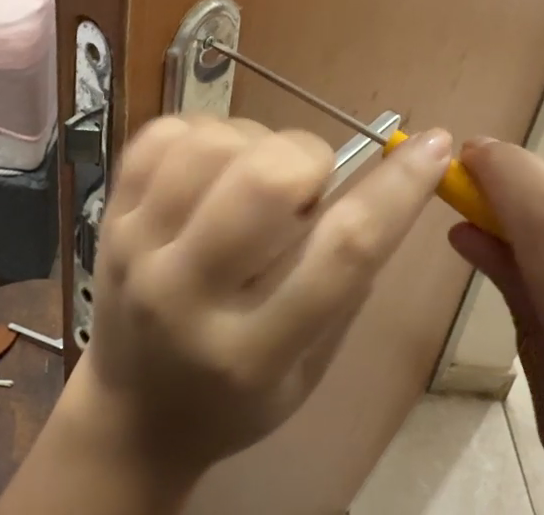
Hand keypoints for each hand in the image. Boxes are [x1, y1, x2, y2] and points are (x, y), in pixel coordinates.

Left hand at [83, 117, 453, 475]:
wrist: (133, 413)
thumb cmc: (234, 399)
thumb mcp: (306, 373)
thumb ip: (343, 287)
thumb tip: (381, 190)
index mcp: (252, 352)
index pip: (340, 252)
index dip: (397, 189)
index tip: (435, 146)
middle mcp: (186, 294)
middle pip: (263, 182)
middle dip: (309, 158)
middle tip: (310, 182)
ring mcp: (136, 247)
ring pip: (210, 145)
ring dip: (255, 141)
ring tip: (257, 173)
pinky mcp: (108, 215)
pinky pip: (161, 135)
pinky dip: (205, 131)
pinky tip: (216, 161)